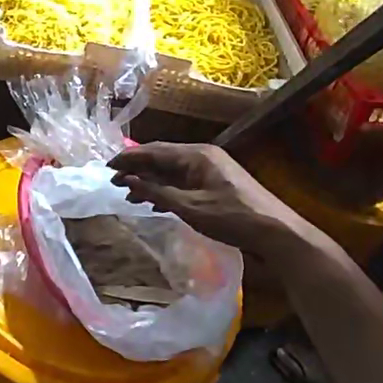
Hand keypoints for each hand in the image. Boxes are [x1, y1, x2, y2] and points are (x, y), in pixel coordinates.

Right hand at [109, 142, 318, 267]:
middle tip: (114, 182)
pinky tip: (155, 202)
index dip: (128, 159)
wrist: (276, 232)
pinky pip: (184, 180)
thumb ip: (157, 192)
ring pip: (172, 170)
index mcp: (196, 155)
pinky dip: (166, 189)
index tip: (107, 169)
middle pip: (162, 158)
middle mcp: (203, 156)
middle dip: (138, 169)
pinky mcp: (217, 183)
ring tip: (129, 194)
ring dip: (151, 181)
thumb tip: (128, 179)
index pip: (154, 151)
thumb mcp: (190, 207)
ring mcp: (211, 169)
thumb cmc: (232, 217)